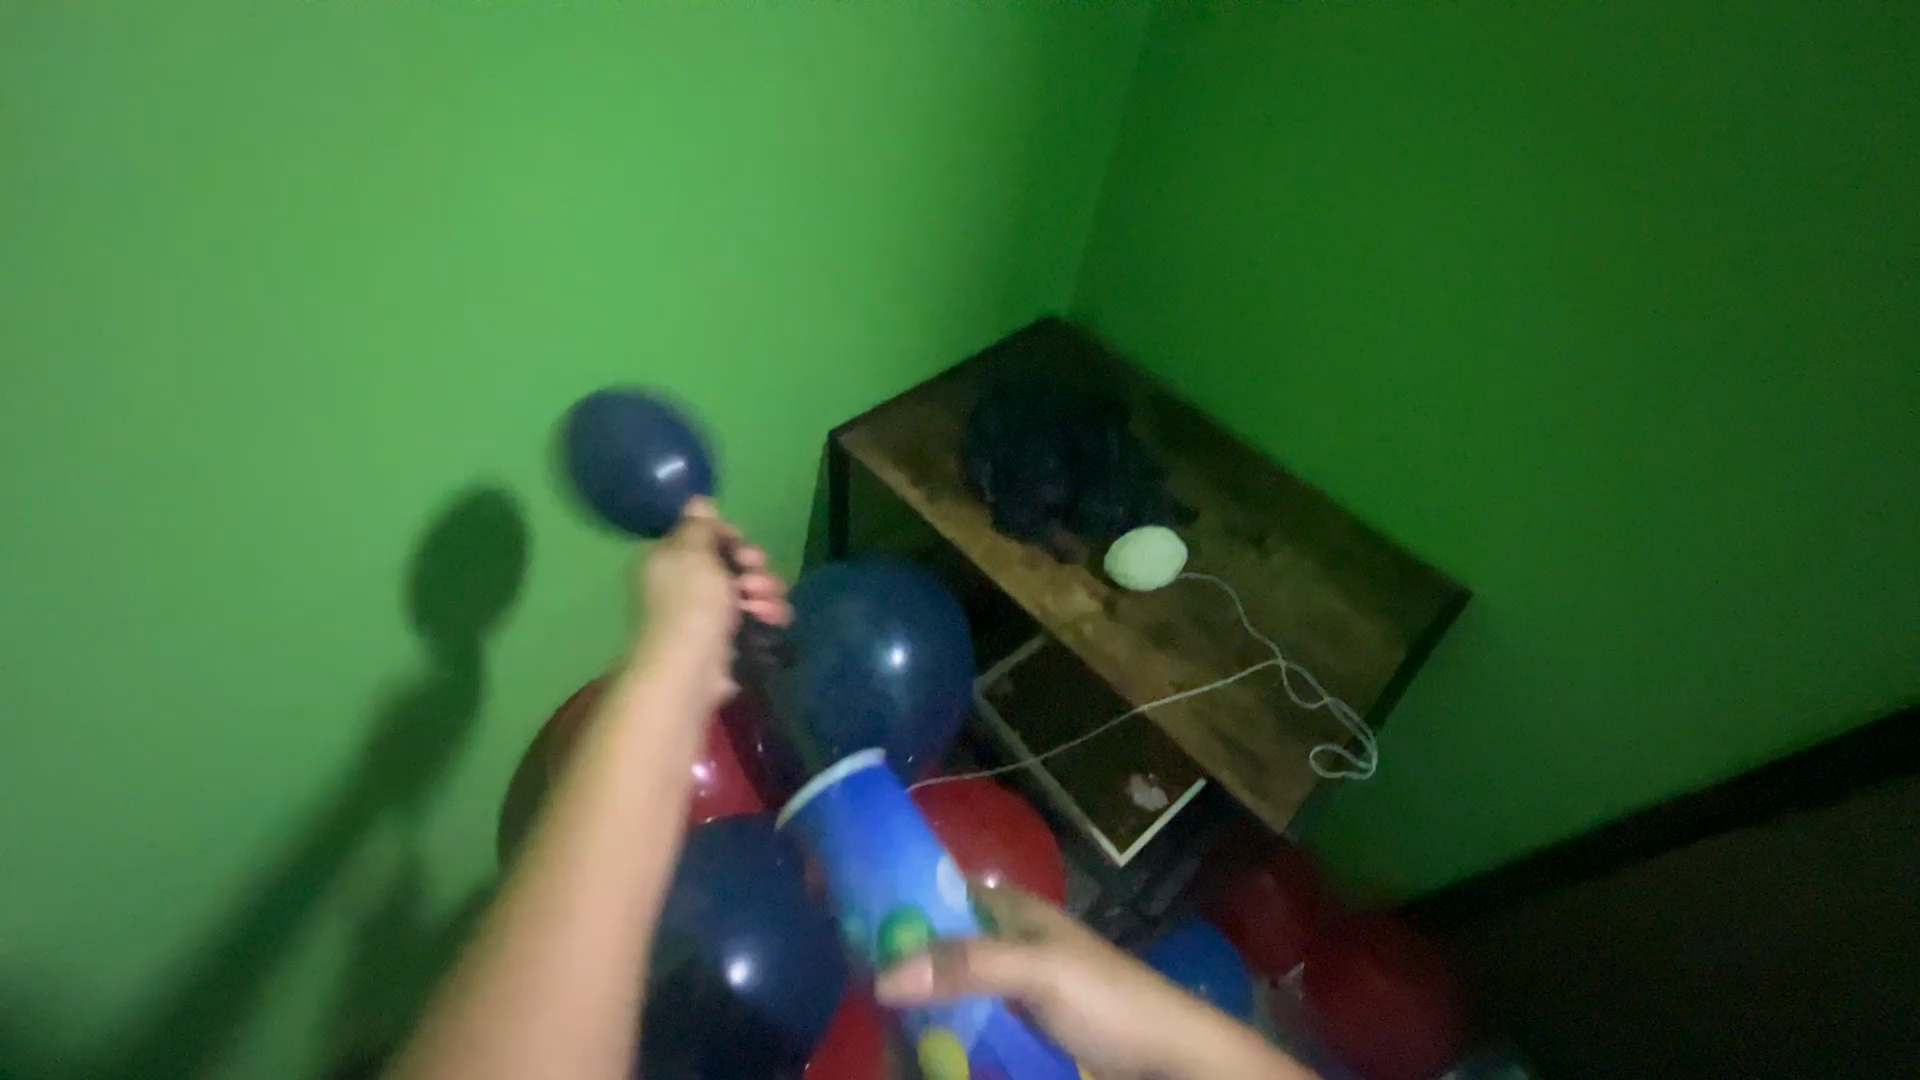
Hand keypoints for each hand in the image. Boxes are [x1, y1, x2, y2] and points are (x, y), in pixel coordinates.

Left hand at [633, 499, 789, 708]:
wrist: (691, 668)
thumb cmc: (689, 604)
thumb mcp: (692, 551)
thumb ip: (700, 525)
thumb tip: (699, 502)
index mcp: (671, 559)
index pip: (707, 536)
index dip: (730, 538)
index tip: (740, 546)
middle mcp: (688, 583)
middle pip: (734, 561)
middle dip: (753, 566)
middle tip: (754, 575)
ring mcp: (709, 612)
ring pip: (751, 587)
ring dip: (765, 591)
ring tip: (762, 605)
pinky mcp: (730, 636)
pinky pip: (759, 613)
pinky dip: (769, 613)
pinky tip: (771, 618)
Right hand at [875, 886, 1276, 1079]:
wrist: (1167, 1055)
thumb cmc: (1106, 998)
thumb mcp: (1039, 971)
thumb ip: (968, 965)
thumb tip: (882, 974)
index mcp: (1006, 908)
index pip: (934, 888)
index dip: (890, 894)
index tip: (842, 911)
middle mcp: (1000, 937)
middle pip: (931, 938)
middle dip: (893, 956)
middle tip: (850, 981)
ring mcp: (1006, 983)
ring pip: (941, 982)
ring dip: (911, 998)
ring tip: (872, 1020)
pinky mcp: (1011, 1024)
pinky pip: (958, 1019)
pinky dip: (933, 1027)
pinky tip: (910, 1044)